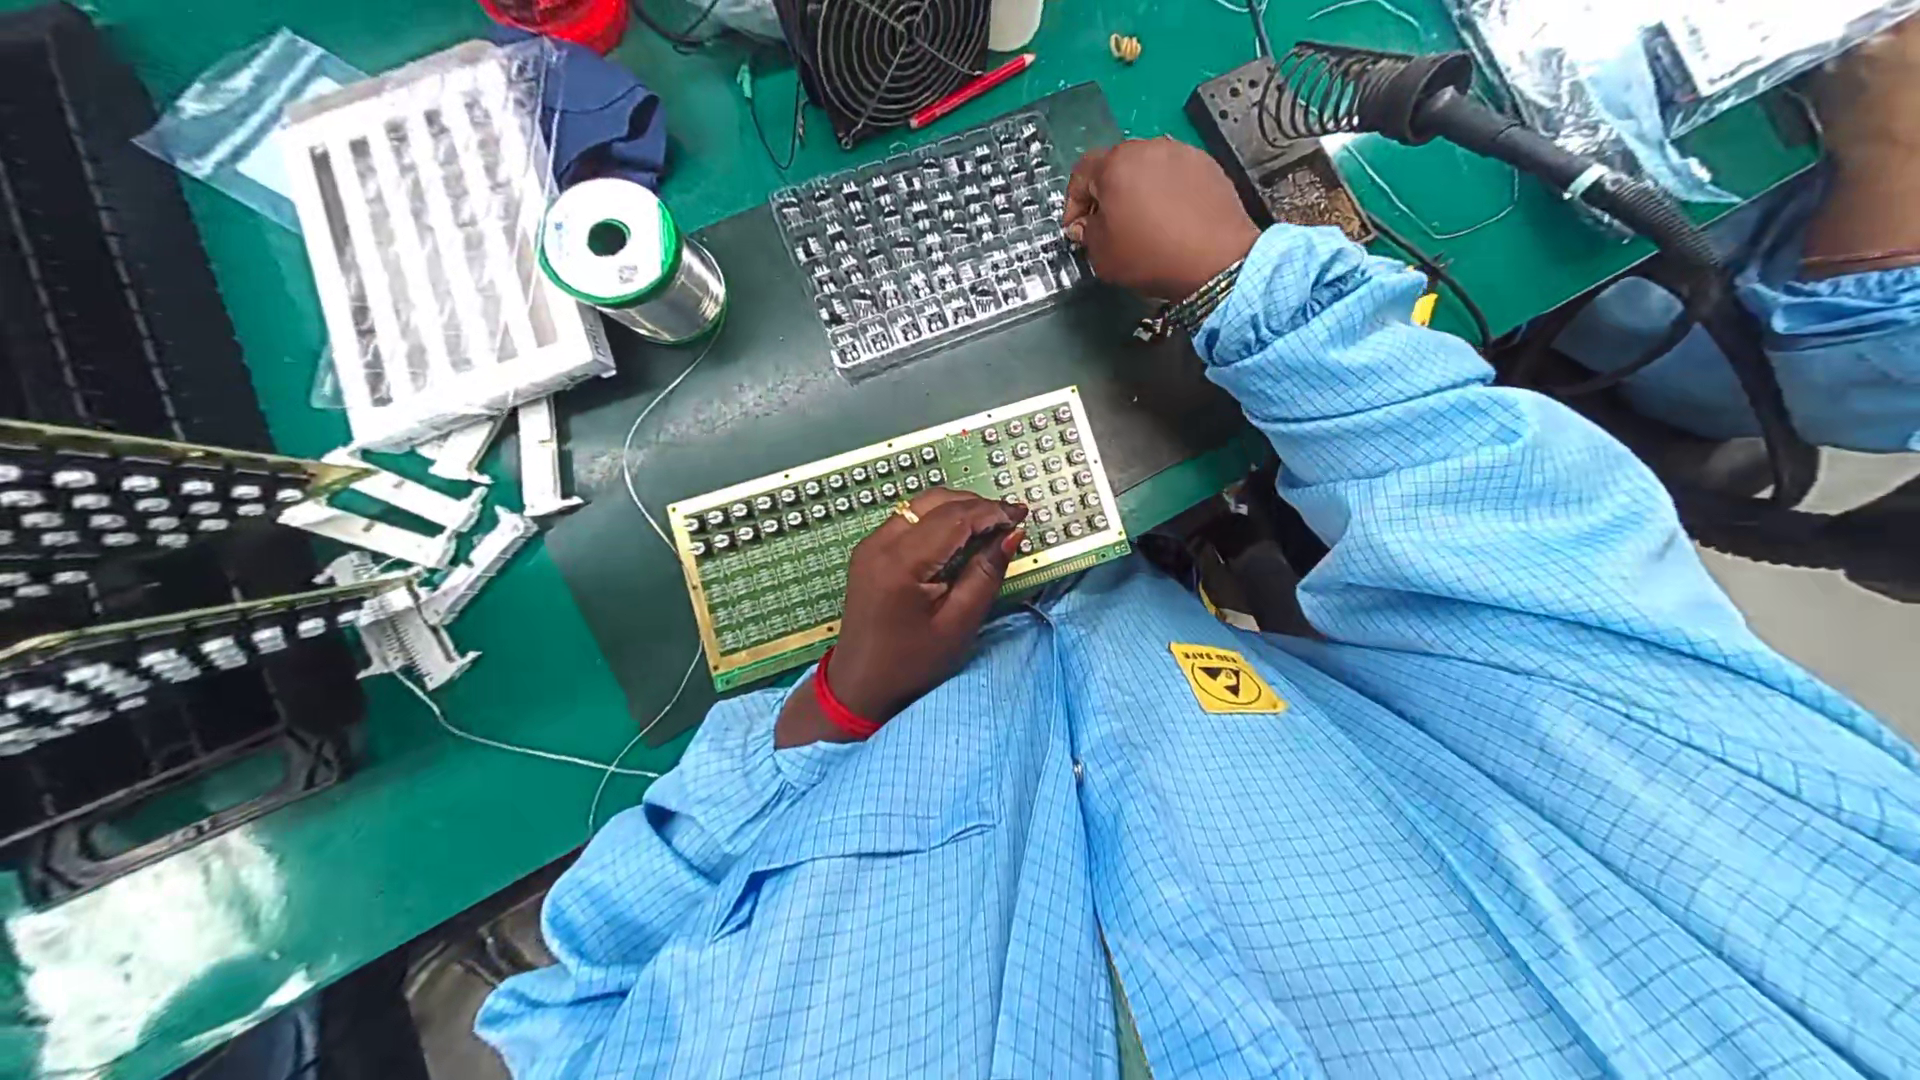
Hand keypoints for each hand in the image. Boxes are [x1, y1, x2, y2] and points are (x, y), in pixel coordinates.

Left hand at [775, 490, 1026, 745]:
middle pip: (935, 501)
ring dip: (957, 508)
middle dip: (976, 504)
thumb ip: (985, 573)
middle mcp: (879, 543)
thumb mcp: (958, 623)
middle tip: (1008, 519)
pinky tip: (959, 536)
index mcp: (900, 563)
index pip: (954, 517)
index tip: (1021, 514)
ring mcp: (870, 545)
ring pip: (921, 505)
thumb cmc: (911, 663)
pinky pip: (909, 519)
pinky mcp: (869, 551)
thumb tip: (1011, 534)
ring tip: (989, 526)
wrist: (861, 684)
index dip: (991, 511)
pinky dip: (938, 519)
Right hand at [1063, 137, 1261, 300]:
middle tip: (1108, 225)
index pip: (1081, 174)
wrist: (1214, 260)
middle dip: (1106, 194)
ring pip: (1146, 168)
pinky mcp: (1206, 164)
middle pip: (1115, 166)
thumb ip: (1087, 234)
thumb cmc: (1150, 257)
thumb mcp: (1103, 255)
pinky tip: (1170, 219)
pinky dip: (1165, 192)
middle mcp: (1147, 148)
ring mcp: (1180, 152)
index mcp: (1115, 165)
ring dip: (1137, 190)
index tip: (1076, 228)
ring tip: (1142, 222)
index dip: (1073, 203)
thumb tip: (1085, 224)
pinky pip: (1174, 174)